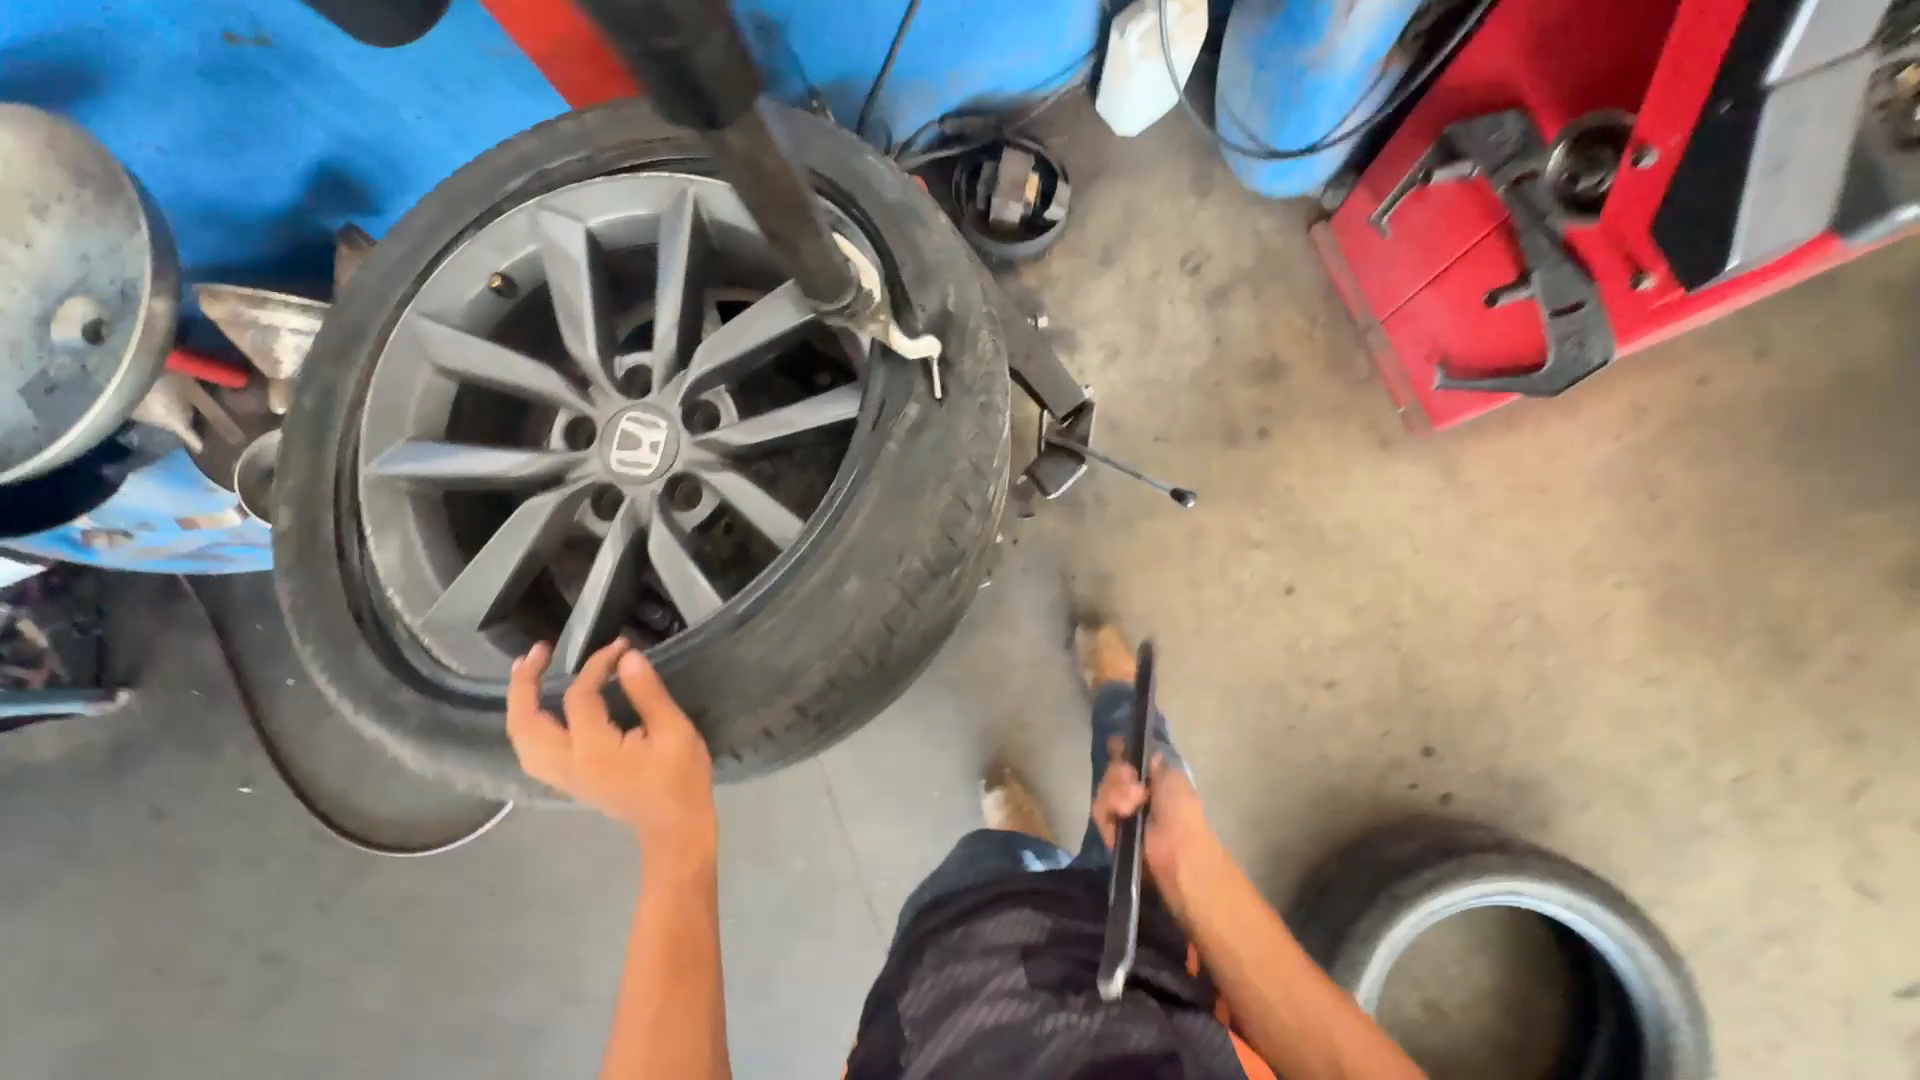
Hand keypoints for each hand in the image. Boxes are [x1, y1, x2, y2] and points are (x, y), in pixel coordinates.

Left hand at [507, 638, 716, 872]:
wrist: (674, 828)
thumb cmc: (681, 779)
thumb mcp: (675, 731)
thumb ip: (647, 693)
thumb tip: (626, 657)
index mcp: (594, 750)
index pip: (580, 696)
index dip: (596, 665)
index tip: (620, 646)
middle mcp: (568, 764)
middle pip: (526, 721)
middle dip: (525, 683)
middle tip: (537, 651)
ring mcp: (563, 776)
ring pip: (521, 739)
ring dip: (519, 704)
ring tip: (527, 672)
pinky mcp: (567, 780)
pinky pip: (530, 750)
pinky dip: (527, 724)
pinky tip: (538, 707)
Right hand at [1092, 738, 1220, 915]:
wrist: (1177, 852)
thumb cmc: (1182, 812)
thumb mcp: (1175, 779)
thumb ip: (1156, 764)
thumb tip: (1148, 755)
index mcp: (1154, 782)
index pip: (1130, 761)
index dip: (1121, 752)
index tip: (1116, 744)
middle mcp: (1135, 796)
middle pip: (1112, 773)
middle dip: (1119, 772)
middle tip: (1131, 779)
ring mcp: (1121, 814)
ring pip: (1103, 790)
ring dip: (1115, 791)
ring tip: (1132, 801)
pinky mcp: (1110, 832)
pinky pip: (1099, 811)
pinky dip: (1108, 809)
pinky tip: (1122, 812)